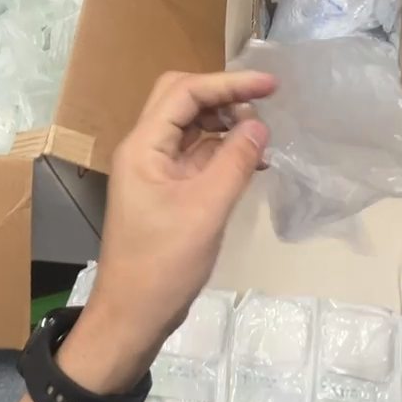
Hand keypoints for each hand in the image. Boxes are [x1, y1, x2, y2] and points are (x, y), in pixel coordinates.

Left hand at [61, 70, 276, 392]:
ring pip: (191, 125)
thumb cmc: (163, 265)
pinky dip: (223, 149)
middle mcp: (146, 148)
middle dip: (224, 96)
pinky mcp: (167, 188)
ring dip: (225, 123)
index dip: (229, 83)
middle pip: (183, 99)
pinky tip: (251, 160)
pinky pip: (197, 153)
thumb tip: (260, 126)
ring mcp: (155, 169)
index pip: (186, 92)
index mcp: (144, 146)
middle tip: (263, 107)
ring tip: (261, 137)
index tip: (271, 85)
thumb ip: (235, 163)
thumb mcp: (206, 211)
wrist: (131, 318)